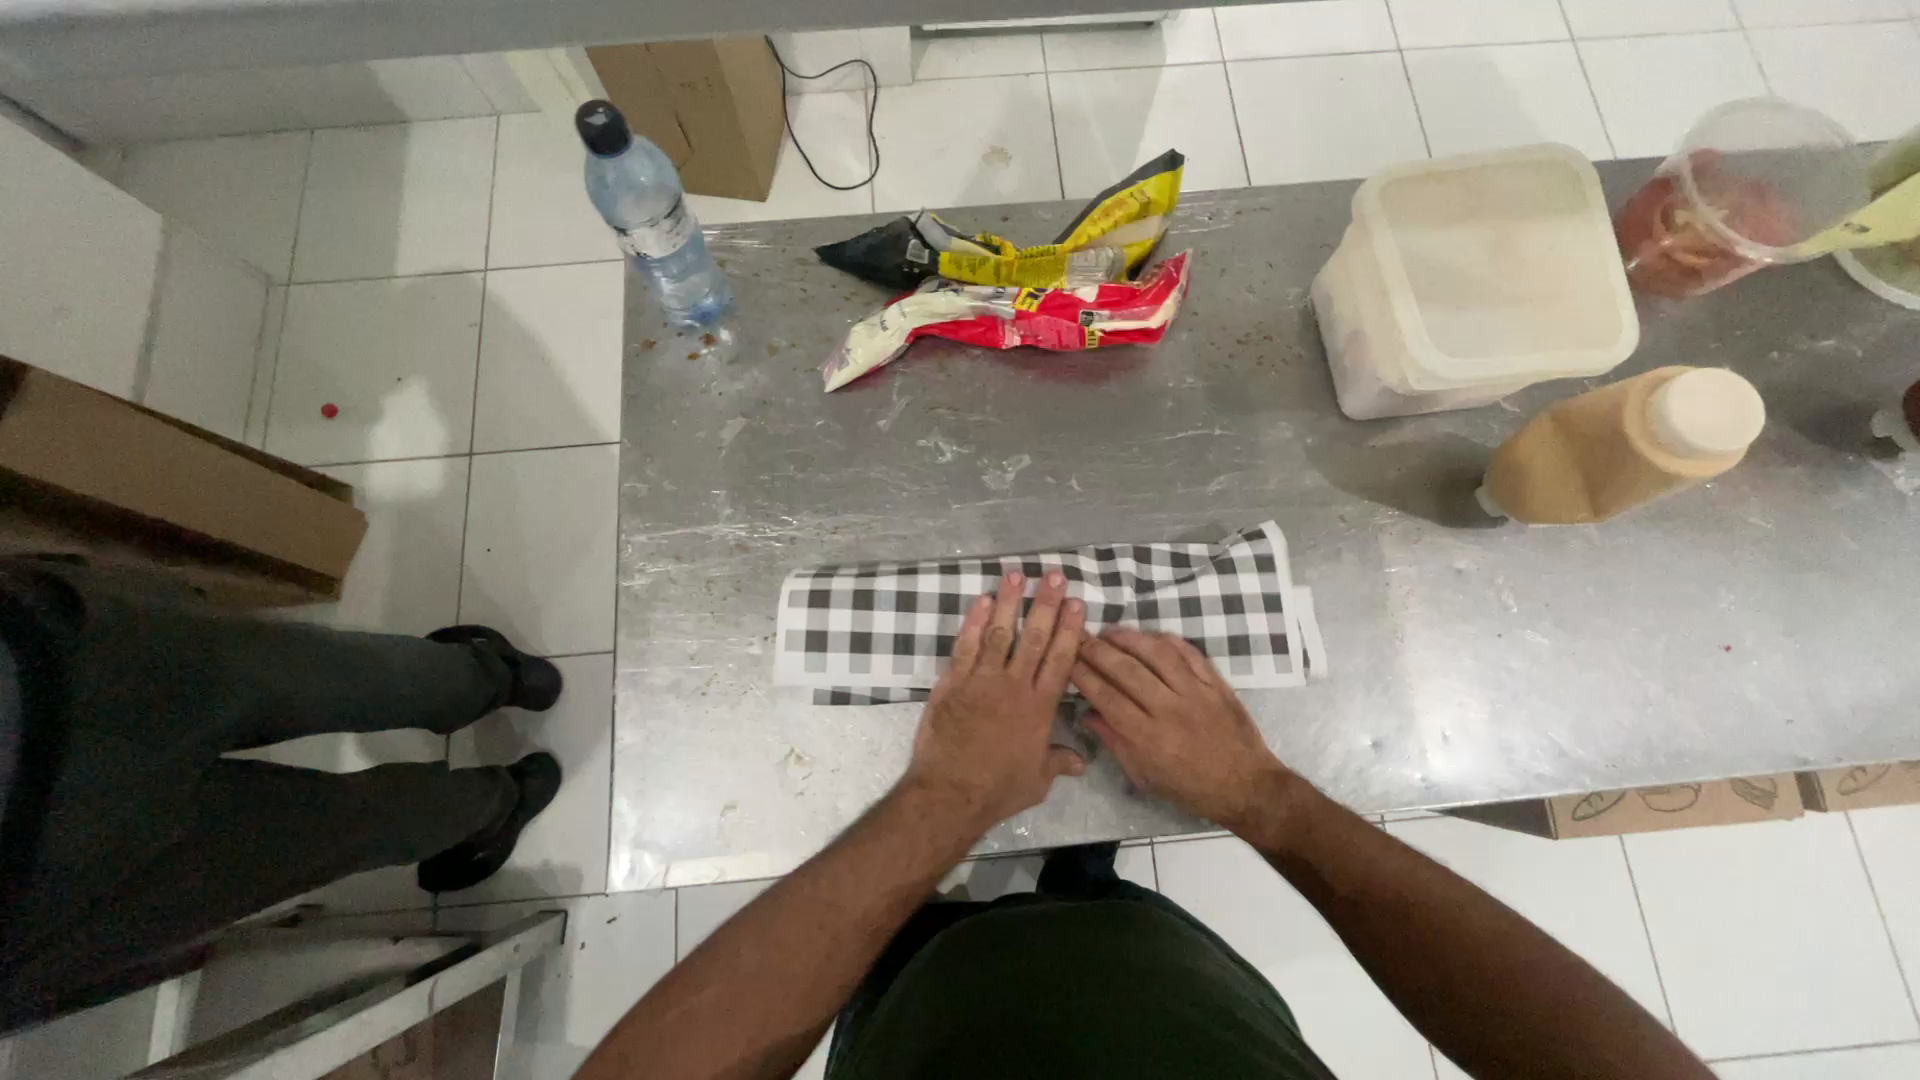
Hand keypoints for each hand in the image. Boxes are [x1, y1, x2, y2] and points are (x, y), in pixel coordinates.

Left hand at [902, 570, 1086, 830]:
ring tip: (1016, 574)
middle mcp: (1014, 686)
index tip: (1077, 602)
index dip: (1070, 629)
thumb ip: (1058, 762)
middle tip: (1054, 575)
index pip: (1061, 659)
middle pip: (1035, 638)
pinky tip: (982, 600)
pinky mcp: (953, 683)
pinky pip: (966, 646)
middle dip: (1046, 604)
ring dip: (1009, 602)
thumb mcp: (1037, 780)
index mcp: (1039, 707)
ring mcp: (982, 681)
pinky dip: (974, 622)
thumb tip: (1081, 761)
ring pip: (1000, 633)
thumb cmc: (998, 789)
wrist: (951, 792)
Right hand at [1072, 628, 1295, 834]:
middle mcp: (1170, 710)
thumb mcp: (1145, 776)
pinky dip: (1167, 640)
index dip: (1084, 675)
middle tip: (1081, 638)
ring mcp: (1196, 694)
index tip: (1068, 660)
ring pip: (1158, 654)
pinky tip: (1149, 635)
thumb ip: (1115, 743)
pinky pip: (1189, 653)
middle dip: (1099, 650)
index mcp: (1148, 738)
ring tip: (1110, 631)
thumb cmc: (1190, 788)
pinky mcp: (1216, 684)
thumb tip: (1088, 715)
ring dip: (1130, 638)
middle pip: (1127, 670)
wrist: (1247, 786)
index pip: (1107, 697)